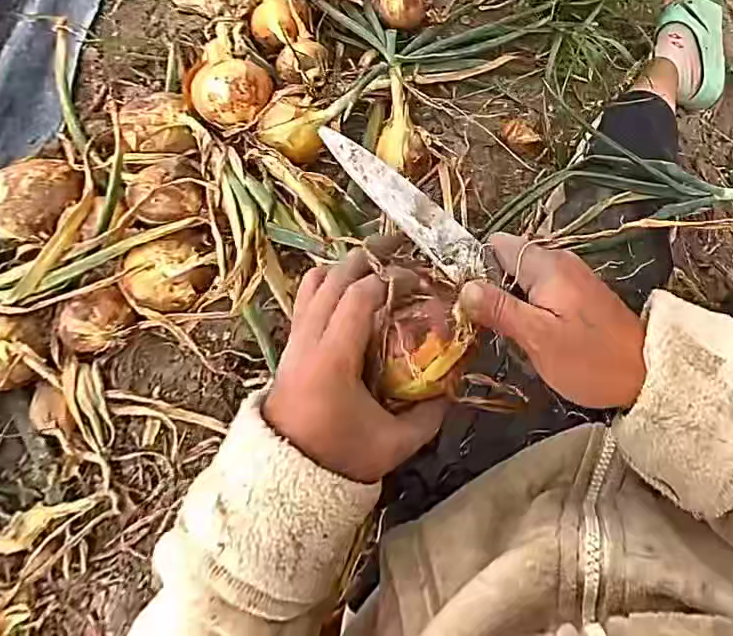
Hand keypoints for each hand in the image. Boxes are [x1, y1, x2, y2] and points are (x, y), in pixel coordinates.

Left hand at [264, 250, 448, 482]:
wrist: (280, 485)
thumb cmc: (338, 462)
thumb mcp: (393, 444)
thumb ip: (428, 413)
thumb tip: (453, 383)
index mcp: (332, 360)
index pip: (359, 296)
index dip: (392, 279)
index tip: (419, 281)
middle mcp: (308, 341)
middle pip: (335, 277)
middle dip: (370, 257)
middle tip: (401, 248)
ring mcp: (294, 341)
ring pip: (315, 282)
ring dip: (347, 267)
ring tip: (377, 264)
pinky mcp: (290, 346)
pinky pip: (306, 297)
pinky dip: (330, 283)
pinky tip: (352, 290)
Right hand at [458, 233, 646, 408]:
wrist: (646, 373)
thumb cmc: (590, 358)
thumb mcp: (539, 338)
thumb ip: (501, 309)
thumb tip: (464, 287)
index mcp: (546, 264)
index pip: (496, 244)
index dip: (475, 266)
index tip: (464, 298)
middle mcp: (558, 260)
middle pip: (508, 259)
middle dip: (489, 284)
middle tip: (479, 321)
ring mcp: (570, 275)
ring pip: (522, 276)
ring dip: (508, 298)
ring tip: (499, 330)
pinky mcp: (577, 293)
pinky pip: (540, 288)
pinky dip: (527, 305)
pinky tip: (526, 332)